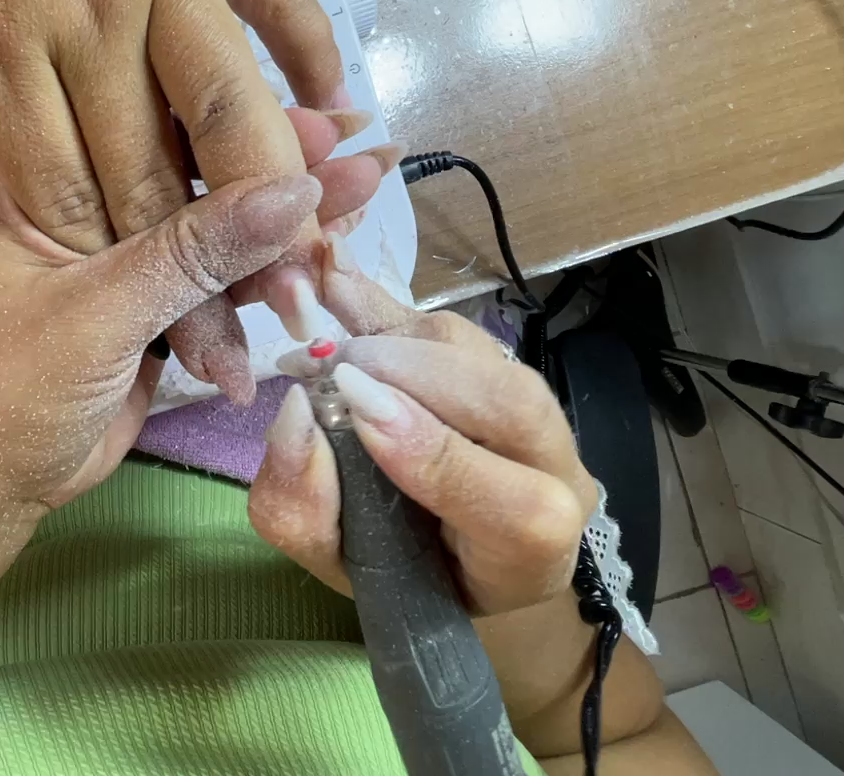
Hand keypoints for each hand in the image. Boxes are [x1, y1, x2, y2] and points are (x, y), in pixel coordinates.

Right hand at [248, 238, 596, 613]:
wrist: (474, 554)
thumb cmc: (406, 571)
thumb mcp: (342, 567)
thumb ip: (304, 511)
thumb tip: (290, 414)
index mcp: (528, 550)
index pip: (512, 505)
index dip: (434, 451)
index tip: (351, 403)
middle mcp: (552, 471)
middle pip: (511, 404)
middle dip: (410, 370)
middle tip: (324, 362)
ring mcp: (536, 409)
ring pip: (485, 356)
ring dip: (394, 330)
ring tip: (320, 318)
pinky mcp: (497, 361)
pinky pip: (449, 324)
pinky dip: (384, 298)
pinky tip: (334, 272)